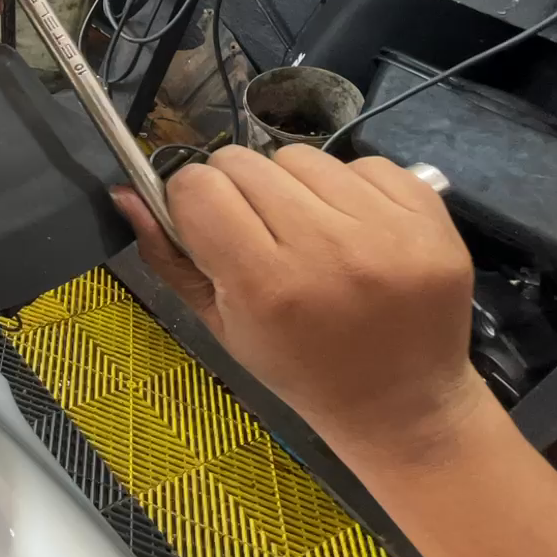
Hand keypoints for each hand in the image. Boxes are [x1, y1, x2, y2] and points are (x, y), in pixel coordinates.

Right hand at [112, 145, 490, 462]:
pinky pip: (362, 162)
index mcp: (265, 283)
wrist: (400, 401)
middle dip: (232, 188)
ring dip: (287, 184)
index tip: (203, 224)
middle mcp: (328, 251)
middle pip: (241, 161)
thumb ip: (164, 253)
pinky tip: (349, 225)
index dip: (189, 199)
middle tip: (251, 228)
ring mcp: (388, 232)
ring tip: (302, 227)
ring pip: (297, 155)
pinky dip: (344, 186)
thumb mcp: (212, 319)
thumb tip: (124, 191)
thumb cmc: (291, 364)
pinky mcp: (433, 220)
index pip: (197, 185)